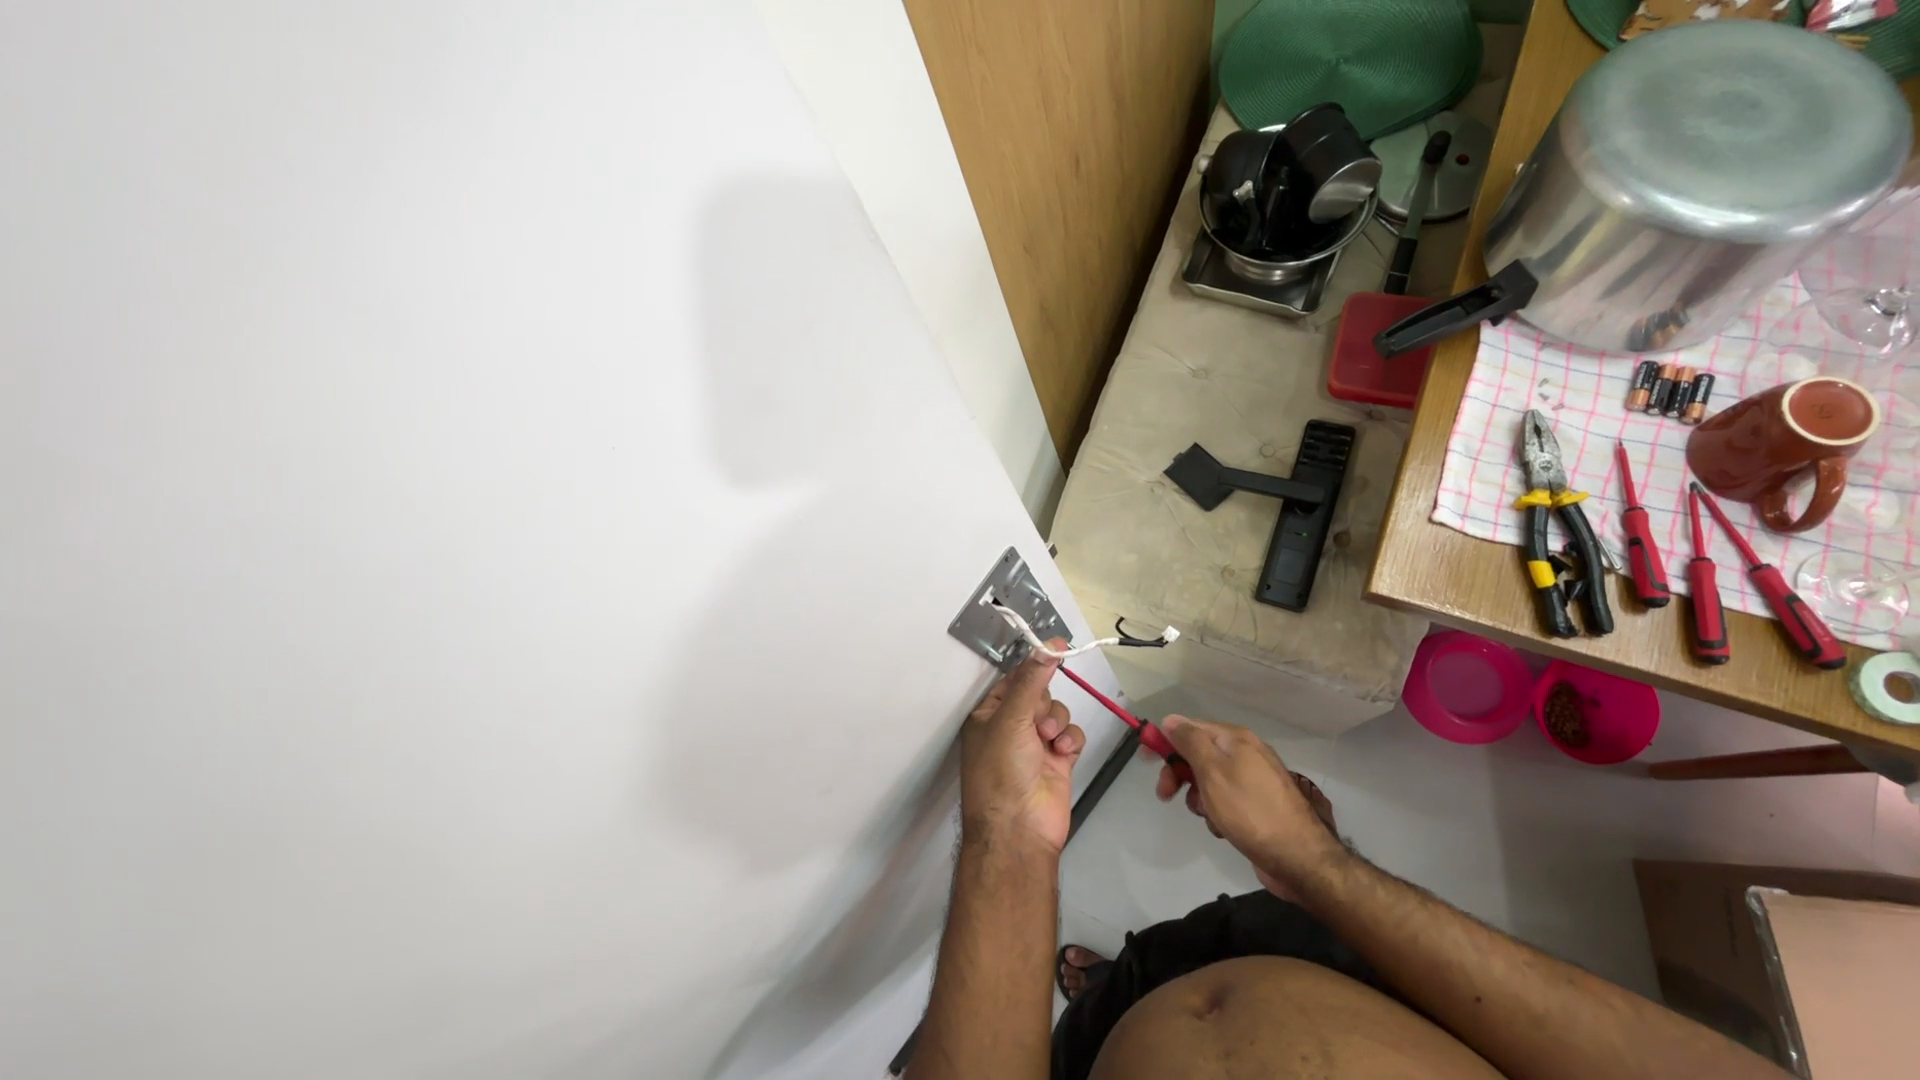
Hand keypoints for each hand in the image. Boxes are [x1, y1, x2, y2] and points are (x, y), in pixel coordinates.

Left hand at [960, 643, 1085, 854]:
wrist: (1019, 830)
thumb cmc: (1002, 771)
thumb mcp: (1011, 718)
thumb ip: (1033, 680)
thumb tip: (1049, 644)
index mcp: (987, 715)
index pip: (1013, 679)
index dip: (1033, 668)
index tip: (1056, 649)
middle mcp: (1009, 727)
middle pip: (1039, 694)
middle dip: (1044, 704)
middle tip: (1037, 723)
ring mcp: (1034, 745)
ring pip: (1057, 713)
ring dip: (1058, 723)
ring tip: (1050, 743)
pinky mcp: (1057, 761)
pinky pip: (1071, 736)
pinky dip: (1070, 741)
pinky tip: (1063, 755)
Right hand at [1153, 714, 1346, 894]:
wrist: (1299, 858)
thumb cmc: (1250, 811)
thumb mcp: (1212, 772)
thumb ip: (1190, 742)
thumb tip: (1171, 719)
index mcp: (1236, 739)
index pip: (1190, 728)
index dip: (1166, 741)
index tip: (1146, 758)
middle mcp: (1246, 753)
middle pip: (1199, 754)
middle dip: (1180, 774)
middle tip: (1165, 795)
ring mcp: (1254, 780)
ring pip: (1209, 781)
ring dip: (1199, 798)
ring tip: (1208, 816)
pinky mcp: (1258, 806)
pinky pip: (1225, 801)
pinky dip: (1218, 813)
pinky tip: (1223, 828)